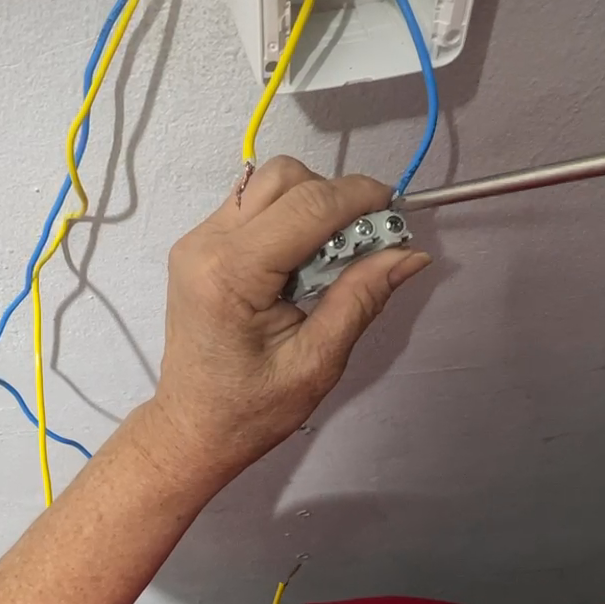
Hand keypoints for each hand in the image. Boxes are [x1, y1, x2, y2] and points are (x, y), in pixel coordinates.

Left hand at [142, 156, 431, 482]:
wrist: (193, 425)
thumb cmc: (251, 408)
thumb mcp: (317, 362)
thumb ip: (362, 298)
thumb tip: (411, 252)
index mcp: (232, 273)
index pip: (308, 205)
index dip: (361, 198)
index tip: (397, 215)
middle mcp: (205, 244)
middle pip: (283, 178)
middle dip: (334, 196)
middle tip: (363, 242)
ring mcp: (195, 241)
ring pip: (265, 184)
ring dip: (309, 203)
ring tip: (330, 254)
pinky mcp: (196, 246)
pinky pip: (249, 205)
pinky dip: (285, 216)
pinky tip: (299, 260)